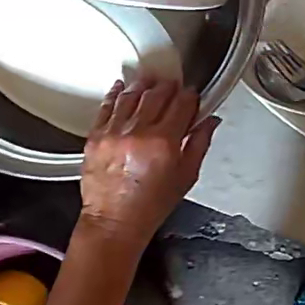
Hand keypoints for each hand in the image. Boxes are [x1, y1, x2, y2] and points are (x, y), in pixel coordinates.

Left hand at [79, 76, 219, 248]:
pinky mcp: (95, 136)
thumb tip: (209, 123)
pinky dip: (115, 94)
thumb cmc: (149, 206)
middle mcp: (138, 133)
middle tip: (173, 87)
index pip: (181, 104)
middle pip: (156, 94)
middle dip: (168, 87)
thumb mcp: (186, 177)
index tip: (191, 96)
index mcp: (164, 143)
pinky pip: (107, 106)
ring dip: (143, 86)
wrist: (114, 222)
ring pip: (131, 96)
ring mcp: (114, 132)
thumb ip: (199, 144)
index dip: (189, 96)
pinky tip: (121, 88)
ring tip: (150, 83)